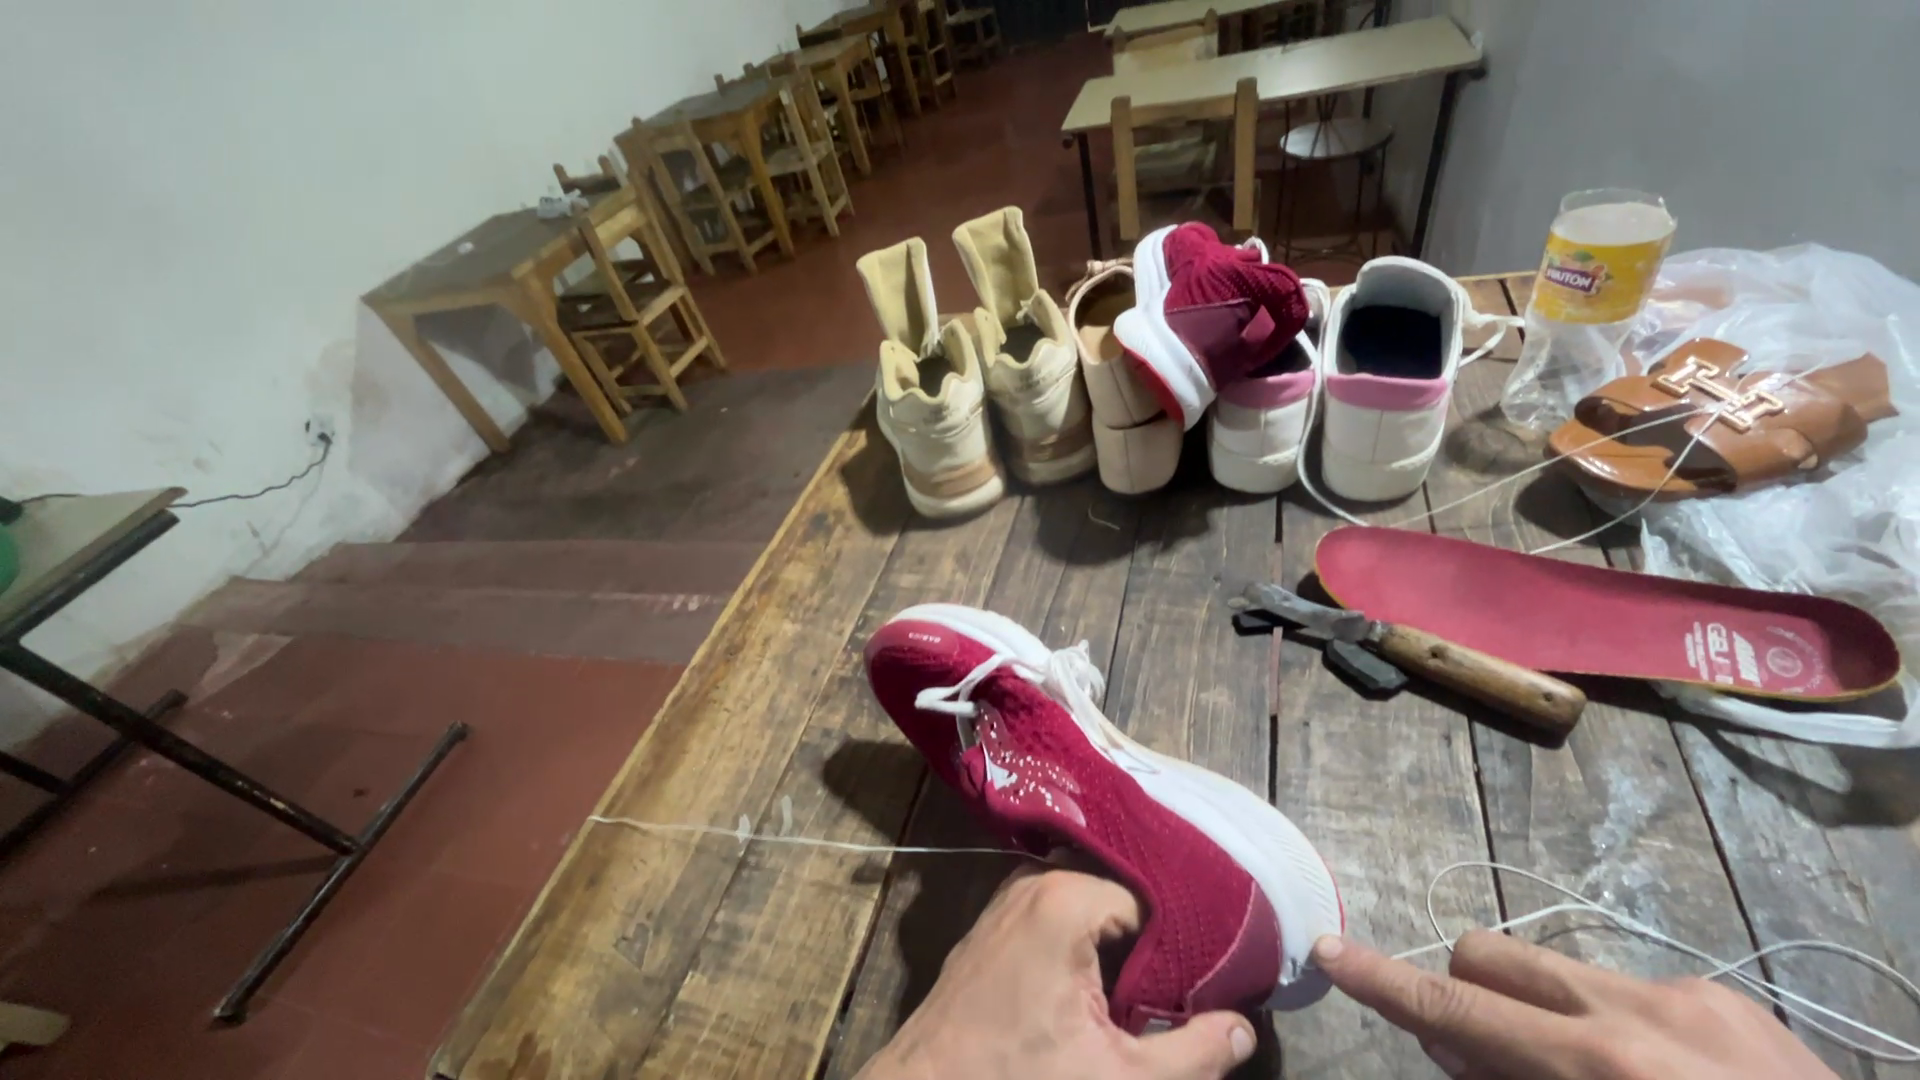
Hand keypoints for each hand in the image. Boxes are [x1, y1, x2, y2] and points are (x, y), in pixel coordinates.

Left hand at [857, 867, 1256, 1079]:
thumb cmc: (1020, 1077)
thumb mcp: (1119, 1078)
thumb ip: (1192, 1053)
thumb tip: (1243, 1027)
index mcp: (1067, 899)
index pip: (1152, 896)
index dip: (1187, 932)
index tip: (1215, 964)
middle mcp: (1036, 880)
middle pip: (1118, 887)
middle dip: (1155, 924)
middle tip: (1194, 963)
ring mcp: (1010, 896)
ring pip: (1086, 894)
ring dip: (1120, 927)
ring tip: (1160, 966)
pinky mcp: (996, 920)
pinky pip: (1055, 906)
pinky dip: (1086, 929)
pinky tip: (1108, 969)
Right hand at [1311, 931, 1838, 1079]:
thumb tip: (1452, 1041)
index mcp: (1602, 1070)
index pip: (1454, 1009)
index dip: (1382, 982)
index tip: (1328, 950)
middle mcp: (1638, 1012)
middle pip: (1485, 954)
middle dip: (1463, 993)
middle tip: (1484, 1060)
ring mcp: (1690, 996)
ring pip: (1548, 965)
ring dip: (1534, 1010)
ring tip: (1584, 1076)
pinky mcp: (1730, 997)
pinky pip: (1619, 984)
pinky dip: (1602, 1021)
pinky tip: (1656, 1079)